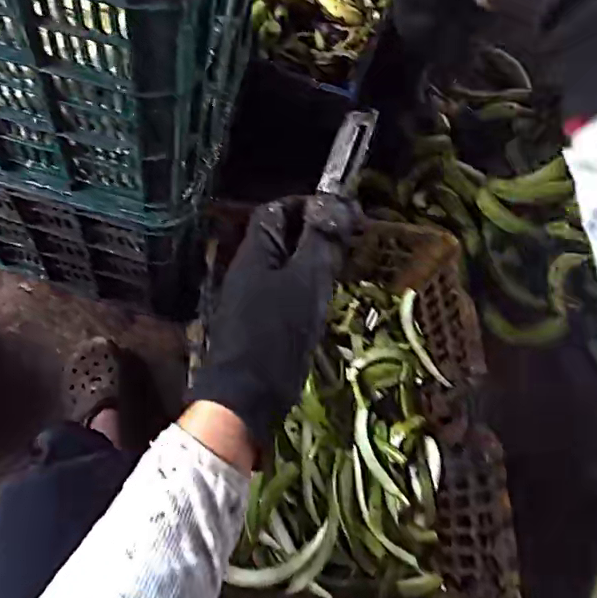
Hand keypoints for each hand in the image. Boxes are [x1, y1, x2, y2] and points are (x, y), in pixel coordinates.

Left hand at [187, 196, 358, 450]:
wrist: (246, 395)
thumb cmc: (277, 332)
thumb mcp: (307, 280)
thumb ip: (320, 240)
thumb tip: (335, 202)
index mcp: (255, 250)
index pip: (278, 210)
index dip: (309, 204)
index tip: (342, 212)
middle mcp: (250, 267)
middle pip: (283, 236)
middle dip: (316, 231)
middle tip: (350, 238)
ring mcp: (253, 294)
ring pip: (287, 263)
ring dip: (315, 258)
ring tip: (345, 264)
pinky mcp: (261, 319)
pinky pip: (287, 289)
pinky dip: (309, 285)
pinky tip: (328, 296)